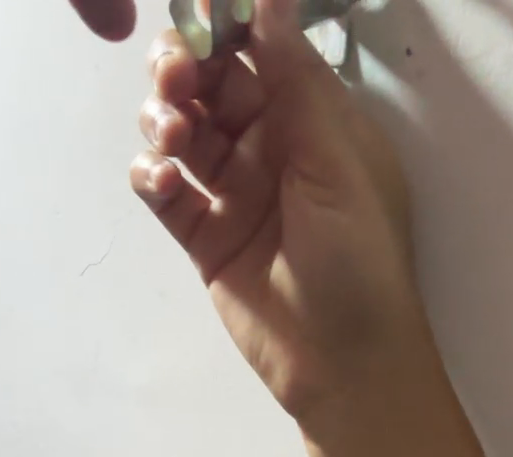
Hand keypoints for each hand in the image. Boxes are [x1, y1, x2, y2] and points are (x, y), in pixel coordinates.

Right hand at [130, 0, 435, 432]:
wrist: (344, 366)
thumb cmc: (359, 265)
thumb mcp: (338, 166)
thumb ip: (297, 84)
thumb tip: (265, 0)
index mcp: (315, 124)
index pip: (261, 51)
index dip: (226, 24)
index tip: (197, 13)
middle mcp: (271, 151)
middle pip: (213, 85)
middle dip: (185, 67)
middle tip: (176, 78)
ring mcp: (235, 196)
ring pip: (183, 132)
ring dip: (165, 119)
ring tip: (172, 137)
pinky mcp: (206, 241)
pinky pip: (166, 194)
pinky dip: (153, 179)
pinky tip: (162, 183)